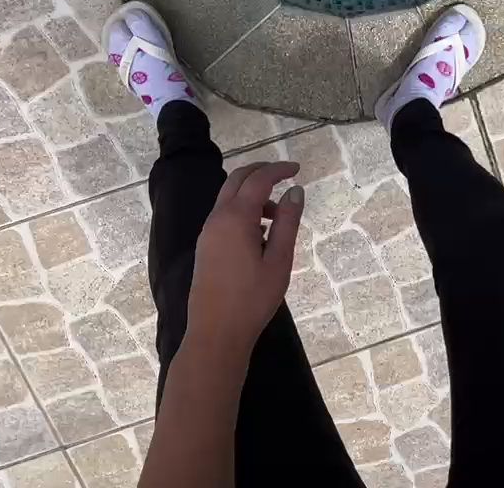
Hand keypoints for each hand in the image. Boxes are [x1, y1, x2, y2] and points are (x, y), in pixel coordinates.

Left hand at [185, 162, 304, 348]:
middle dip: (261, 172)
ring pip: (229, 197)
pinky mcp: (206, 246)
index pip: (258, 180)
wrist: (215, 335)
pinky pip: (224, 214)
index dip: (278, 170)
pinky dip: (243, 210)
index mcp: (236, 218)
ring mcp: (208, 233)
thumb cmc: (252, 299)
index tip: (297, 169)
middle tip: (285, 175)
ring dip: (253, 194)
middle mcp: (217, 218)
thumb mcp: (279, 260)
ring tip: (278, 216)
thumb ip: (287, 222)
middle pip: (237, 179)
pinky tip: (260, 234)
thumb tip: (295, 191)